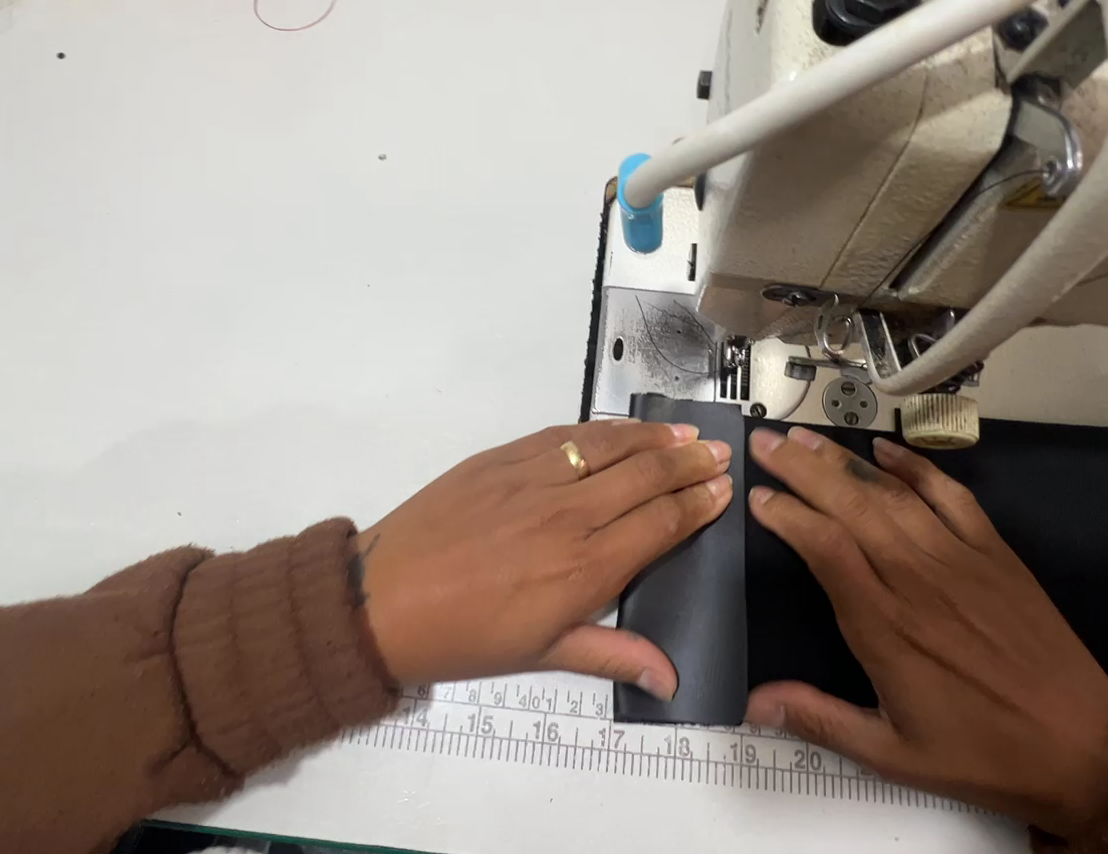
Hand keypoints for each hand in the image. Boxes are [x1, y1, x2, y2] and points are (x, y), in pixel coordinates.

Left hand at [355, 419, 731, 697]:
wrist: (384, 599)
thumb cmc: (466, 637)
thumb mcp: (541, 655)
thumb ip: (611, 653)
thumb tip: (672, 679)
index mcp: (584, 567)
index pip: (660, 524)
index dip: (697, 505)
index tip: (722, 491)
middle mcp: (569, 514)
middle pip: (645, 477)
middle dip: (689, 464)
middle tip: (719, 455)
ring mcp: (535, 478)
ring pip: (610, 446)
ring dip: (654, 438)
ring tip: (687, 434)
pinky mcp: (503, 457)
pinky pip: (565, 435)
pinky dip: (602, 429)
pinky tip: (622, 428)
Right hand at [742, 427, 1107, 836]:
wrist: (1087, 749)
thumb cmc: (981, 751)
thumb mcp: (893, 755)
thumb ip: (819, 719)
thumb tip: (752, 704)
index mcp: (886, 626)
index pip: (824, 548)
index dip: (787, 515)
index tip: (757, 497)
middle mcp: (916, 578)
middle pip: (849, 506)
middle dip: (801, 469)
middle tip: (764, 441)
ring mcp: (958, 557)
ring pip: (890, 493)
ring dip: (843, 461)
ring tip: (804, 438)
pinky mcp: (993, 550)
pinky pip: (949, 494)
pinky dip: (915, 465)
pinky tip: (884, 448)